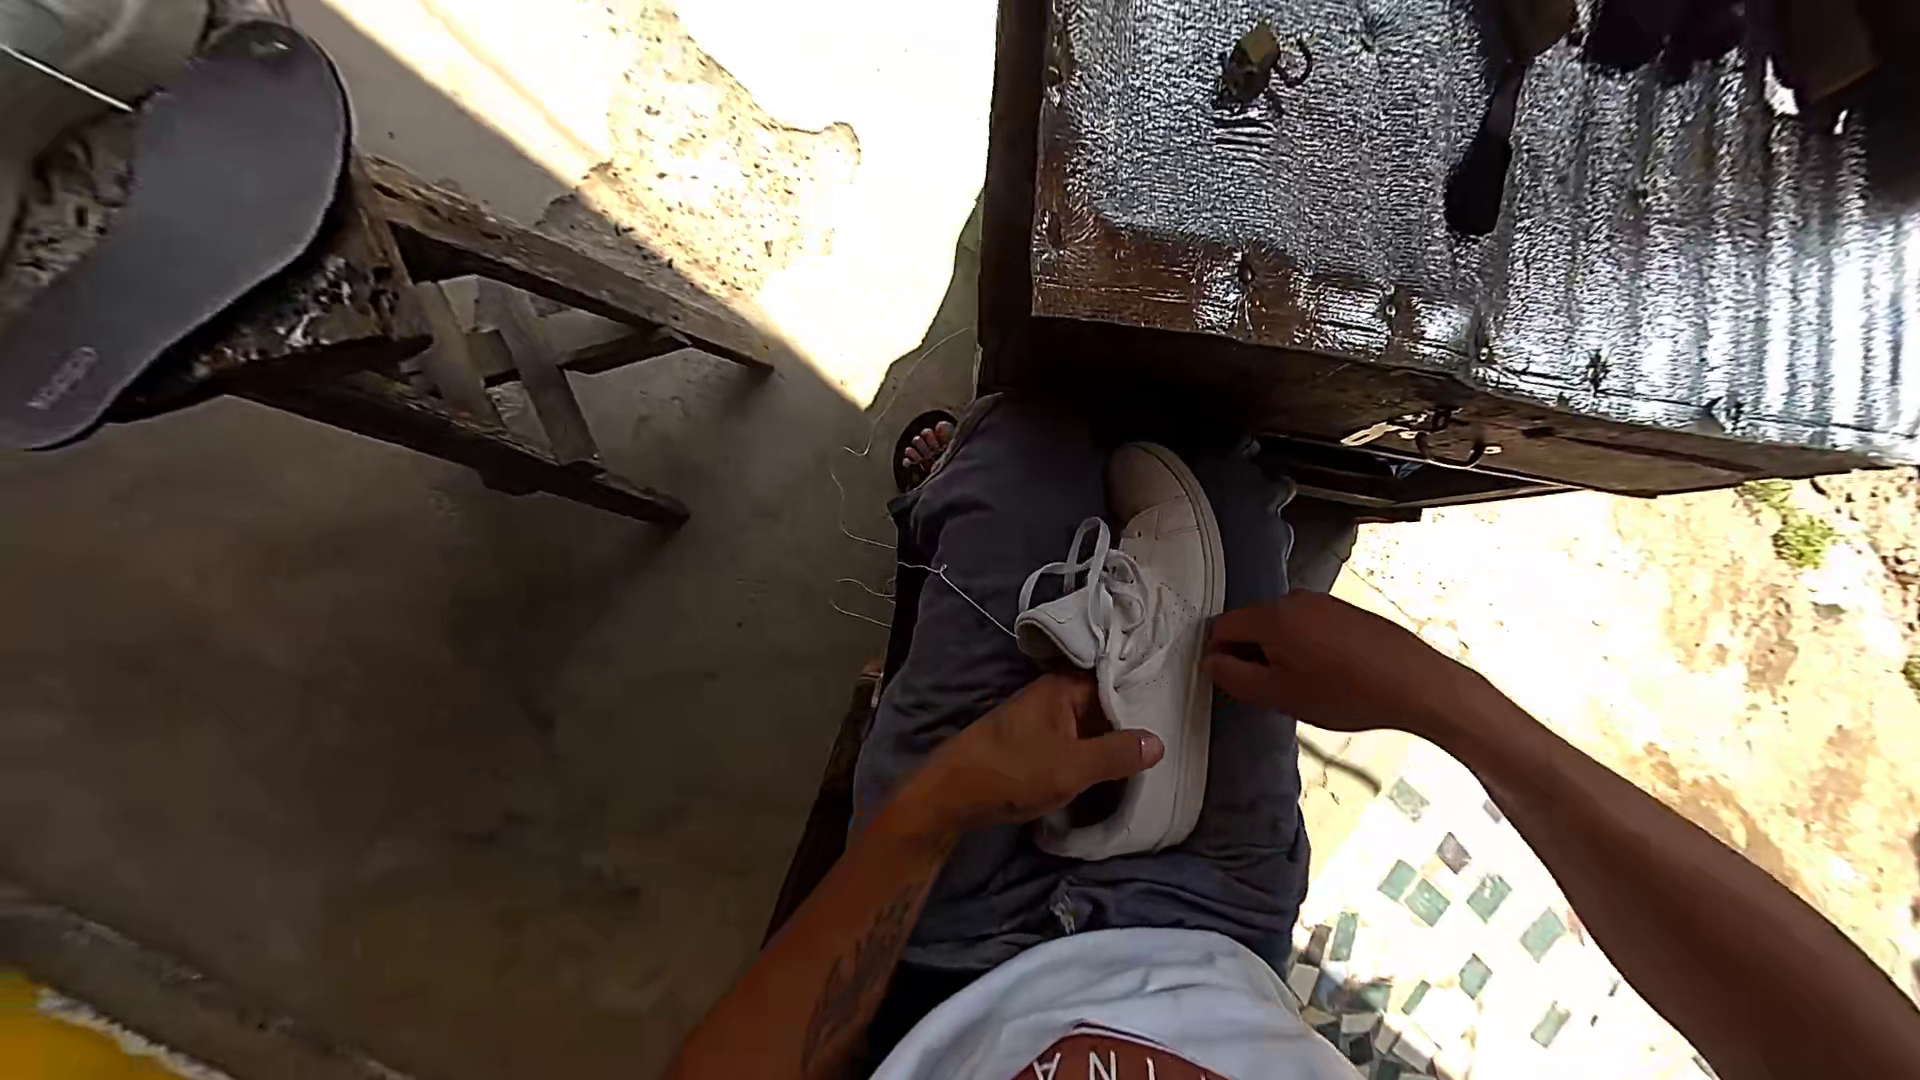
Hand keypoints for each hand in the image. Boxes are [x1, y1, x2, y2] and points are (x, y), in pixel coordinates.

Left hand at [884, 673, 1164, 838]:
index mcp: (1061, 688)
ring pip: (1088, 726)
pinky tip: (1114, 770)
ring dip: (1111, 742)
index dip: (1142, 695)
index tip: (1174, 708)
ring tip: (1151, 757)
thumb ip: (1116, 754)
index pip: (1112, 681)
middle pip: (1101, 704)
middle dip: (1130, 722)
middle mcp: (1051, 697)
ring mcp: (1041, 720)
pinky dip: (1092, 754)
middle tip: (1172, 736)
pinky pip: (1074, 742)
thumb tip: (1158, 741)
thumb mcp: (1072, 766)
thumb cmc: (1013, 771)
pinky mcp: (1034, 743)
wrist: (954, 792)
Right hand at [1203, 591, 1481, 738]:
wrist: (1421, 686)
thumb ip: (1233, 677)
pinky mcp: (1345, 609)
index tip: (1239, 680)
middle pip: (1250, 622)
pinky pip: (1306, 623)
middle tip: (1272, 685)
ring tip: (1303, 682)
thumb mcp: (1279, 695)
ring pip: (1279, 624)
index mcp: (1271, 616)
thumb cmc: (1347, 693)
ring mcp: (1322, 601)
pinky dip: (1304, 644)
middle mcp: (1293, 599)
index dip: (1221, 655)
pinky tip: (1328, 672)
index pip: (1222, 627)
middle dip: (1250, 651)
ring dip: (1278, 649)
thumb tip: (1211, 662)